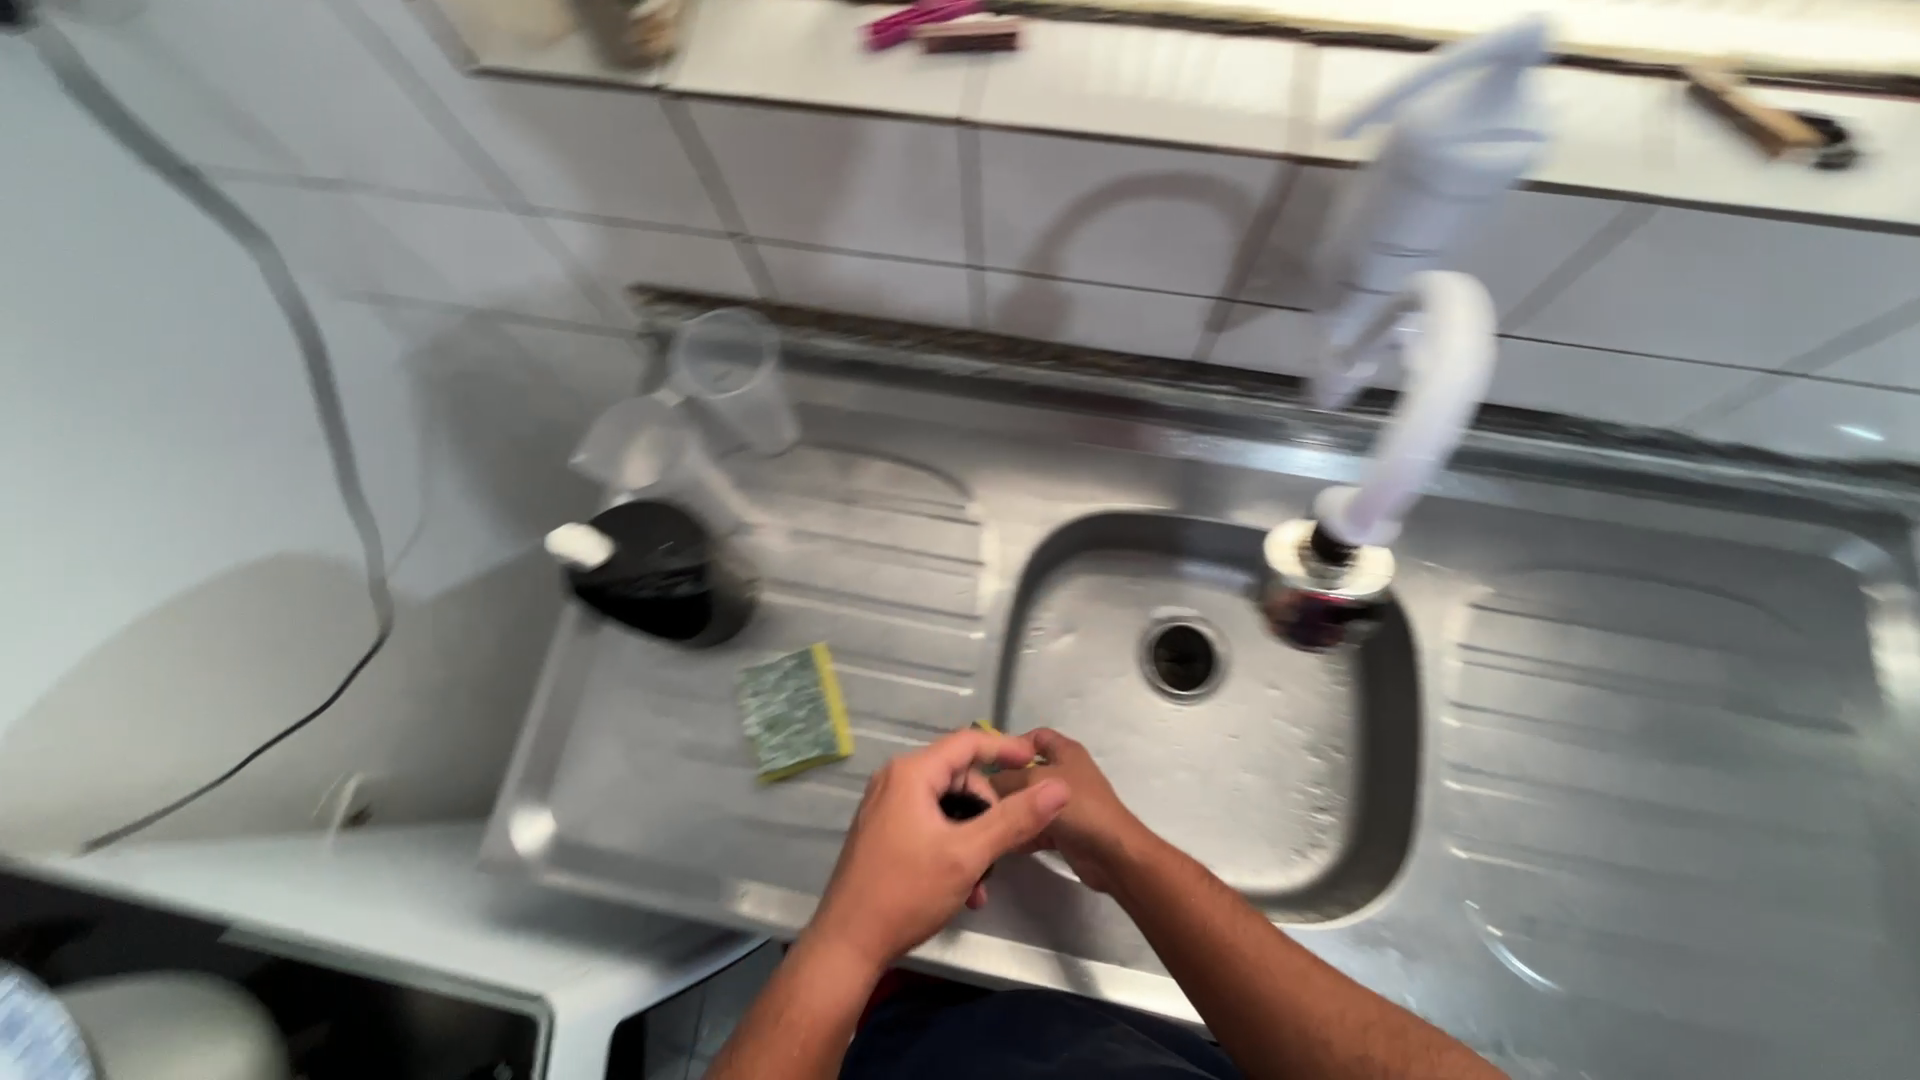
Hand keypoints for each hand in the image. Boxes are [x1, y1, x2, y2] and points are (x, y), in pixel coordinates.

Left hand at [803, 728, 1070, 973]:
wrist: (846, 945)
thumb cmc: (906, 892)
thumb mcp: (968, 855)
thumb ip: (1014, 819)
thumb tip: (1058, 787)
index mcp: (911, 774)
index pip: (968, 743)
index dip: (1005, 747)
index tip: (1036, 762)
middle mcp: (895, 781)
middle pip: (960, 778)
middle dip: (988, 813)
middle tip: (1002, 850)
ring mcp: (885, 807)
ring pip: (948, 807)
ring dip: (973, 840)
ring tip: (982, 882)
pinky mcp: (883, 832)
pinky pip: (930, 825)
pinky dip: (952, 849)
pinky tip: (964, 889)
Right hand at [992, 728, 1152, 892]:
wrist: (1112, 854)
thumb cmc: (1078, 806)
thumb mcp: (1034, 782)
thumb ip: (1003, 780)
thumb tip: (981, 786)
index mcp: (1065, 751)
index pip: (1034, 737)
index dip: (1012, 745)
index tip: (988, 762)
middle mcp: (1065, 773)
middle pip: (1026, 772)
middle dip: (1004, 784)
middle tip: (979, 797)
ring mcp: (1065, 804)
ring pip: (1029, 804)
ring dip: (1011, 813)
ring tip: (987, 823)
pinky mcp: (1063, 831)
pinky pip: (1035, 828)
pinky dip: (1022, 834)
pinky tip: (1002, 843)